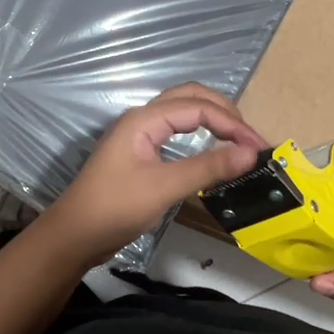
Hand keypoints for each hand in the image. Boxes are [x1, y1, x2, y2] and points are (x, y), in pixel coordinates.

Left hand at [34, 83, 268, 265]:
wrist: (75, 235)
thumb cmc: (115, 207)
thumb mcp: (164, 187)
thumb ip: (207, 167)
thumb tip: (251, 153)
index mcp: (144, 119)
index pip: (197, 108)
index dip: (231, 123)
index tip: (258, 147)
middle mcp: (142, 119)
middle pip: (190, 98)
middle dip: (223, 111)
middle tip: (250, 137)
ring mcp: (140, 135)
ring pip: (182, 113)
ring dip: (211, 118)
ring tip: (238, 139)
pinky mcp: (140, 153)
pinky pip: (175, 131)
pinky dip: (199, 133)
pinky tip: (212, 149)